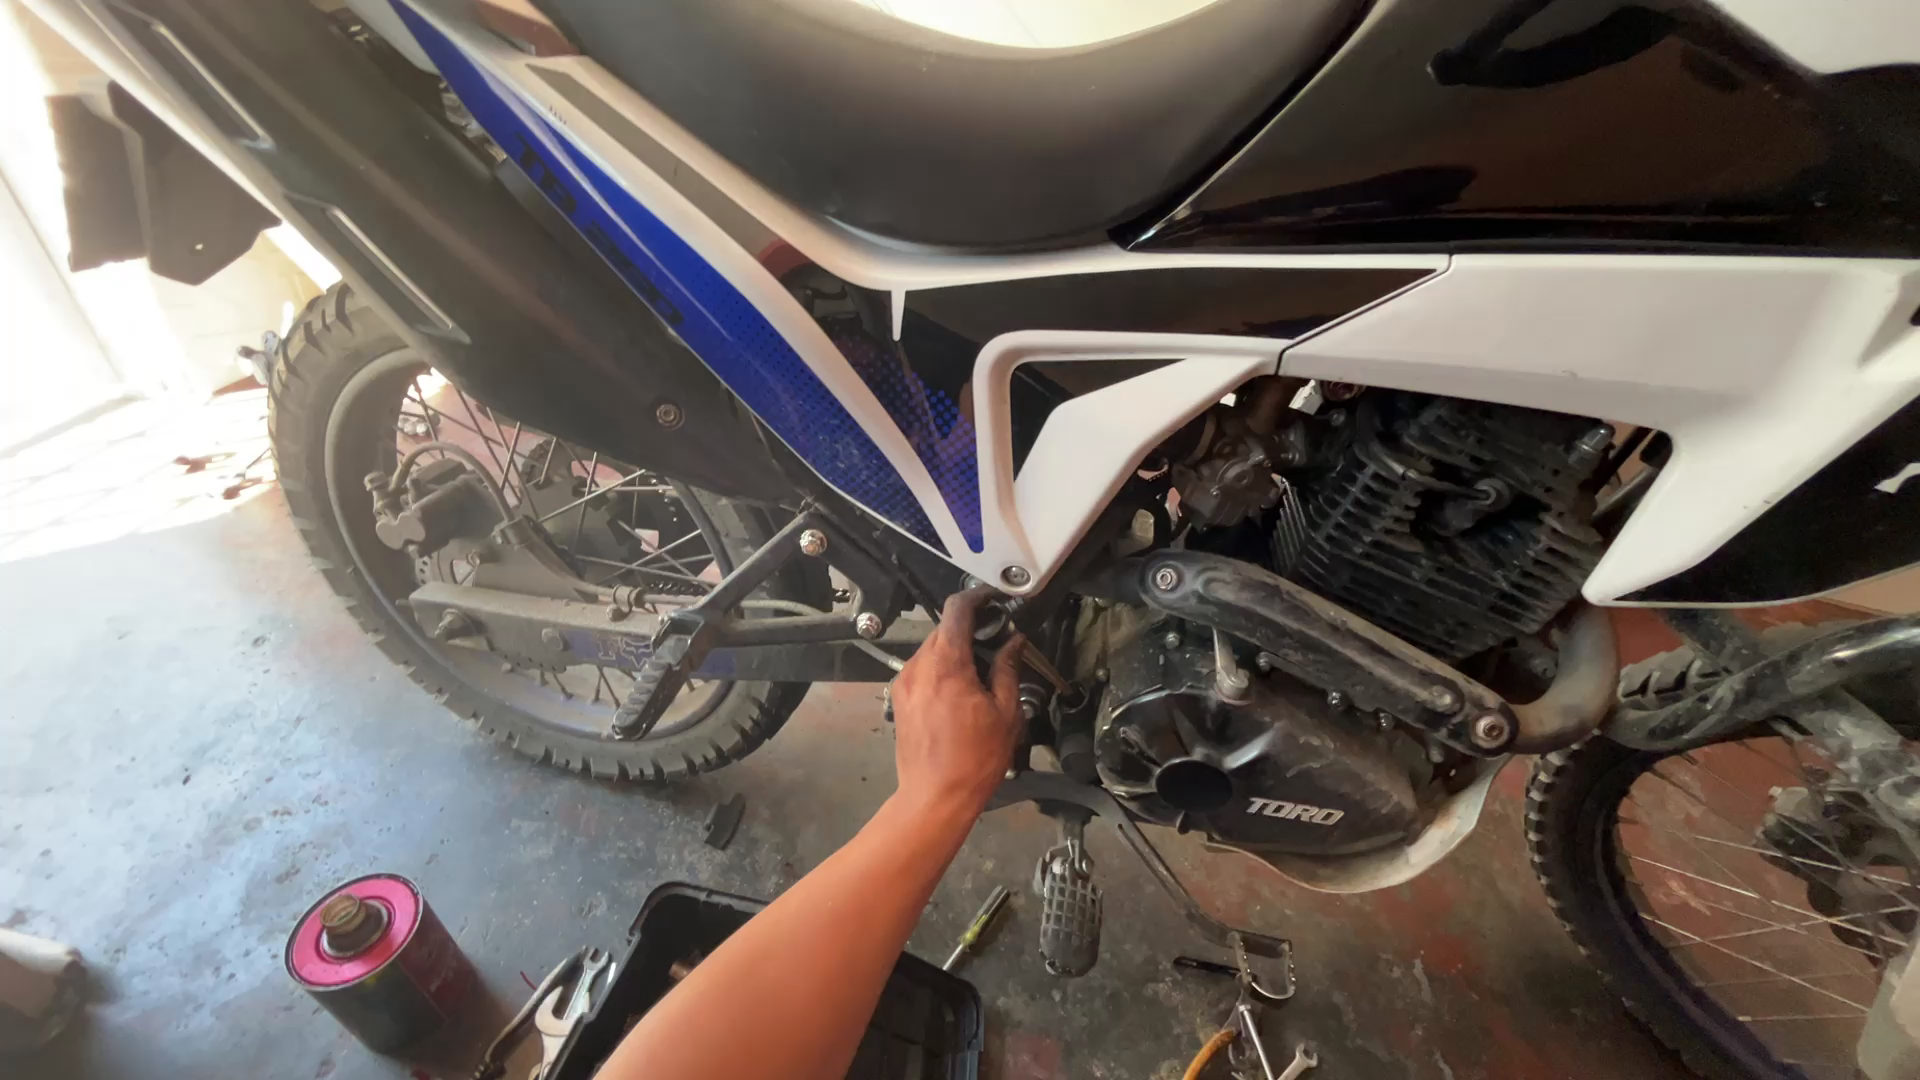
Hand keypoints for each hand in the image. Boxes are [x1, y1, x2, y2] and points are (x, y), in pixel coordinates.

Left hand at [888, 587, 1024, 815]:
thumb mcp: (1005, 713)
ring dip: (956, 649)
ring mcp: (904, 681)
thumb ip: (1008, 669)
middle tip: (996, 641)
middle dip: (970, 628)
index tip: (995, 600)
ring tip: (981, 671)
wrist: (934, 797)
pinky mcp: (899, 696)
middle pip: (944, 628)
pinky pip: (922, 668)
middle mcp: (919, 666)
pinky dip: (942, 667)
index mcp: (947, 665)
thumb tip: (1014, 642)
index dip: (977, 597)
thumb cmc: (975, 759)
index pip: (957, 610)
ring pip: (932, 648)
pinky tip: (960, 689)